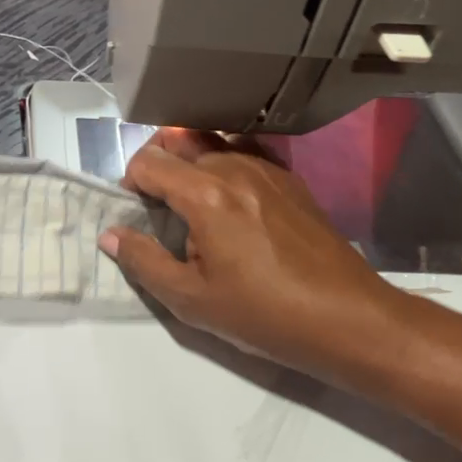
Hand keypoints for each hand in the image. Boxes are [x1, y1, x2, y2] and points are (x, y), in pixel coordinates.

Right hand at [101, 128, 405, 376]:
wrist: (350, 320)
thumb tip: (111, 234)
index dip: (131, 184)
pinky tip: (231, 203)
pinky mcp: (290, 179)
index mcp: (205, 194)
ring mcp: (266, 169)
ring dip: (191, 163)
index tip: (139, 214)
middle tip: (160, 207)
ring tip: (195, 206)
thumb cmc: (265, 314)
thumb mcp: (192, 300)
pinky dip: (224, 165)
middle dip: (158, 165)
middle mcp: (233, 167)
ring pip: (211, 143)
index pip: (147, 162)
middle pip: (177, 141)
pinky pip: (243, 153)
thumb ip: (144, 261)